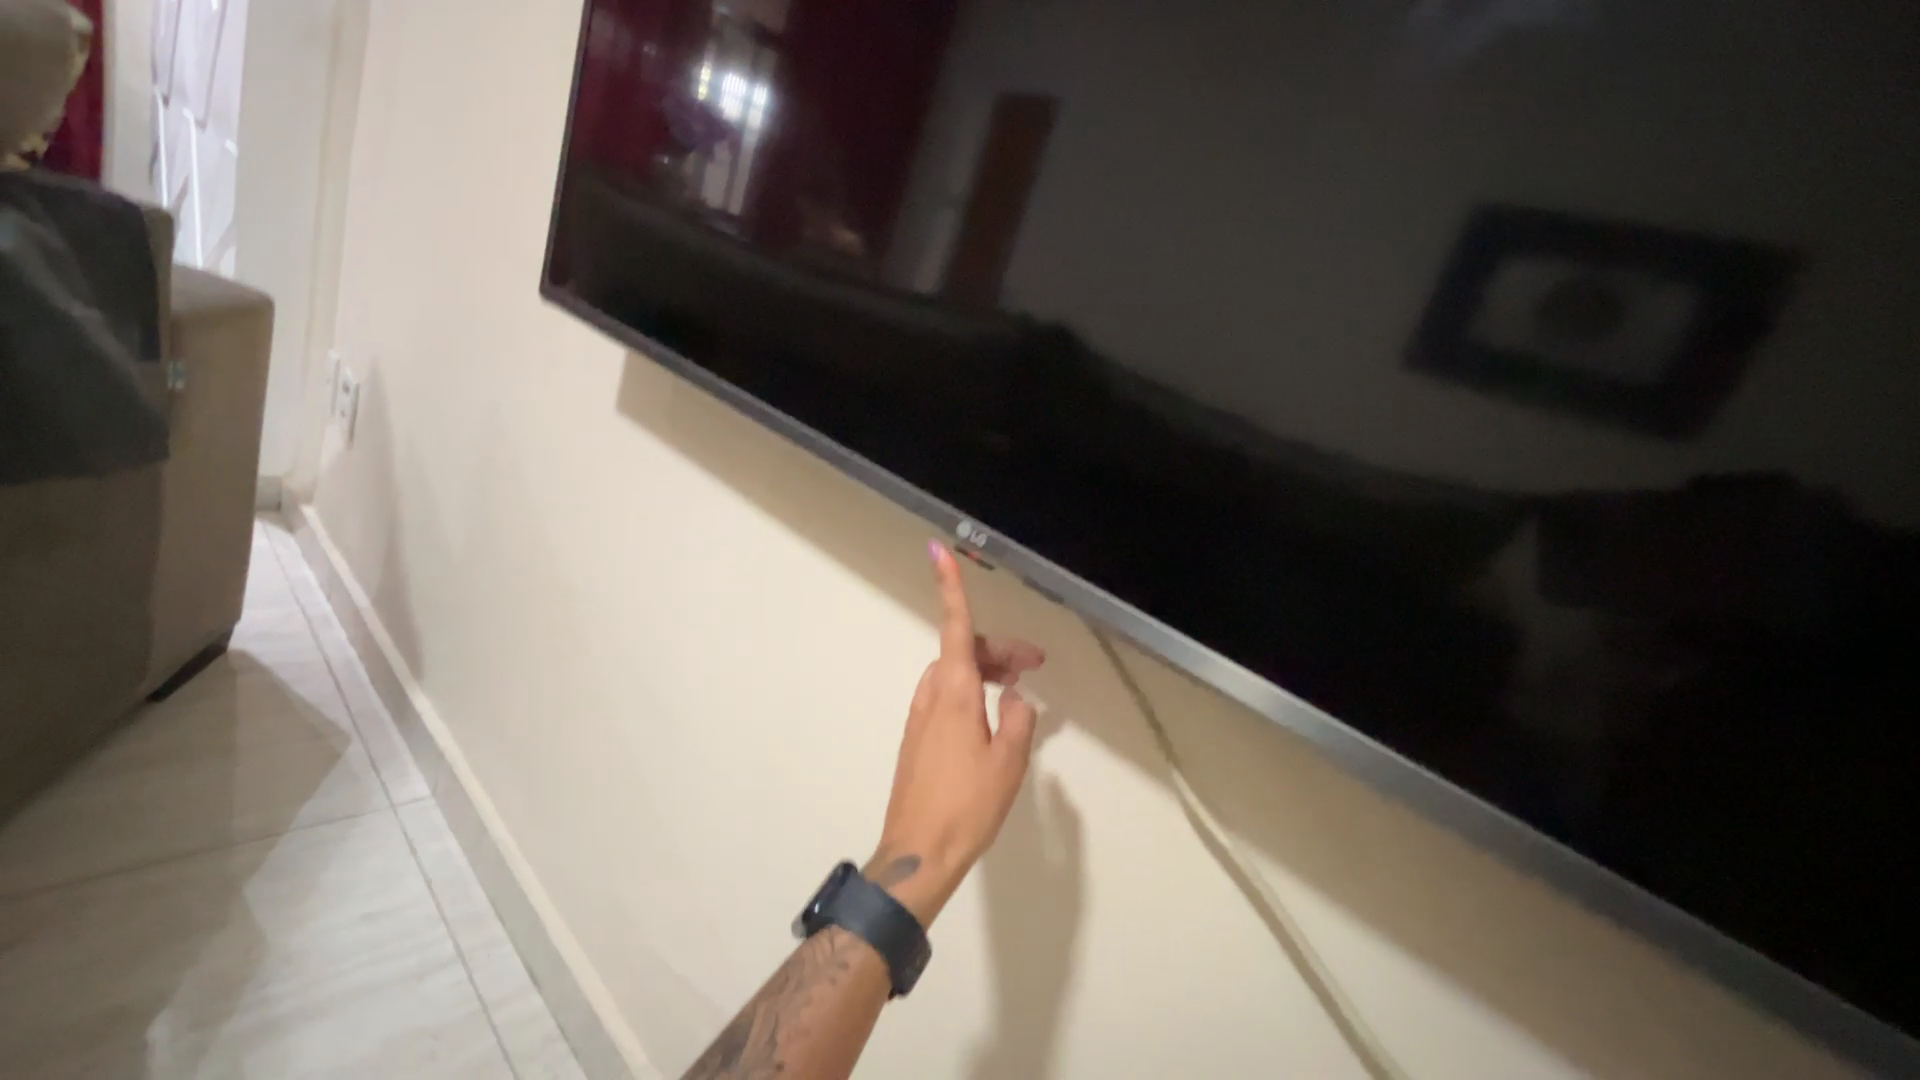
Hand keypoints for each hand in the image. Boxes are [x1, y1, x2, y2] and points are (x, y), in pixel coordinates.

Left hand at [869, 542, 1045, 925]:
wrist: (918, 852)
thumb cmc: (968, 805)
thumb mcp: (1009, 762)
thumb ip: (1018, 720)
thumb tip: (1015, 698)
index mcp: (953, 691)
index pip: (956, 627)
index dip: (950, 587)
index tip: (938, 551)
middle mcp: (930, 696)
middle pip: (962, 651)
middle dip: (998, 649)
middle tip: (1034, 666)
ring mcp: (919, 718)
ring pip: (953, 675)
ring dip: (985, 672)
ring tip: (1017, 691)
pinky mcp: (916, 739)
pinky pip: (945, 698)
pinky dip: (970, 693)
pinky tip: (991, 719)